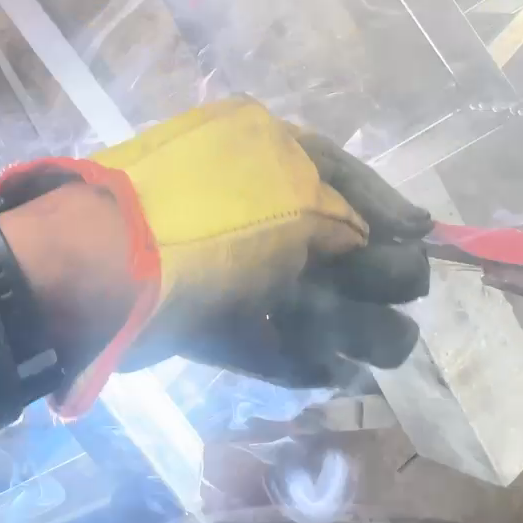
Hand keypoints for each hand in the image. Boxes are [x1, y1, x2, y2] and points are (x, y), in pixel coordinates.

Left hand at [0, 97, 431, 413]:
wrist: (103, 267)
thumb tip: (382, 240)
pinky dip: (290, 356)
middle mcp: (240, 202)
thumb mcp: (295, 201)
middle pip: (321, 242)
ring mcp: (215, 262)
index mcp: (258, 150)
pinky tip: (331, 372)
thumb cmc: (212, 221)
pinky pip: (251, 336)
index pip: (337, 171)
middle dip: (371, 273)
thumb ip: (345, 217)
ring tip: (384, 350)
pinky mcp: (195, 315)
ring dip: (343, 323)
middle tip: (402, 299)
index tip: (420, 240)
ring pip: (292, 294)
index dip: (382, 207)